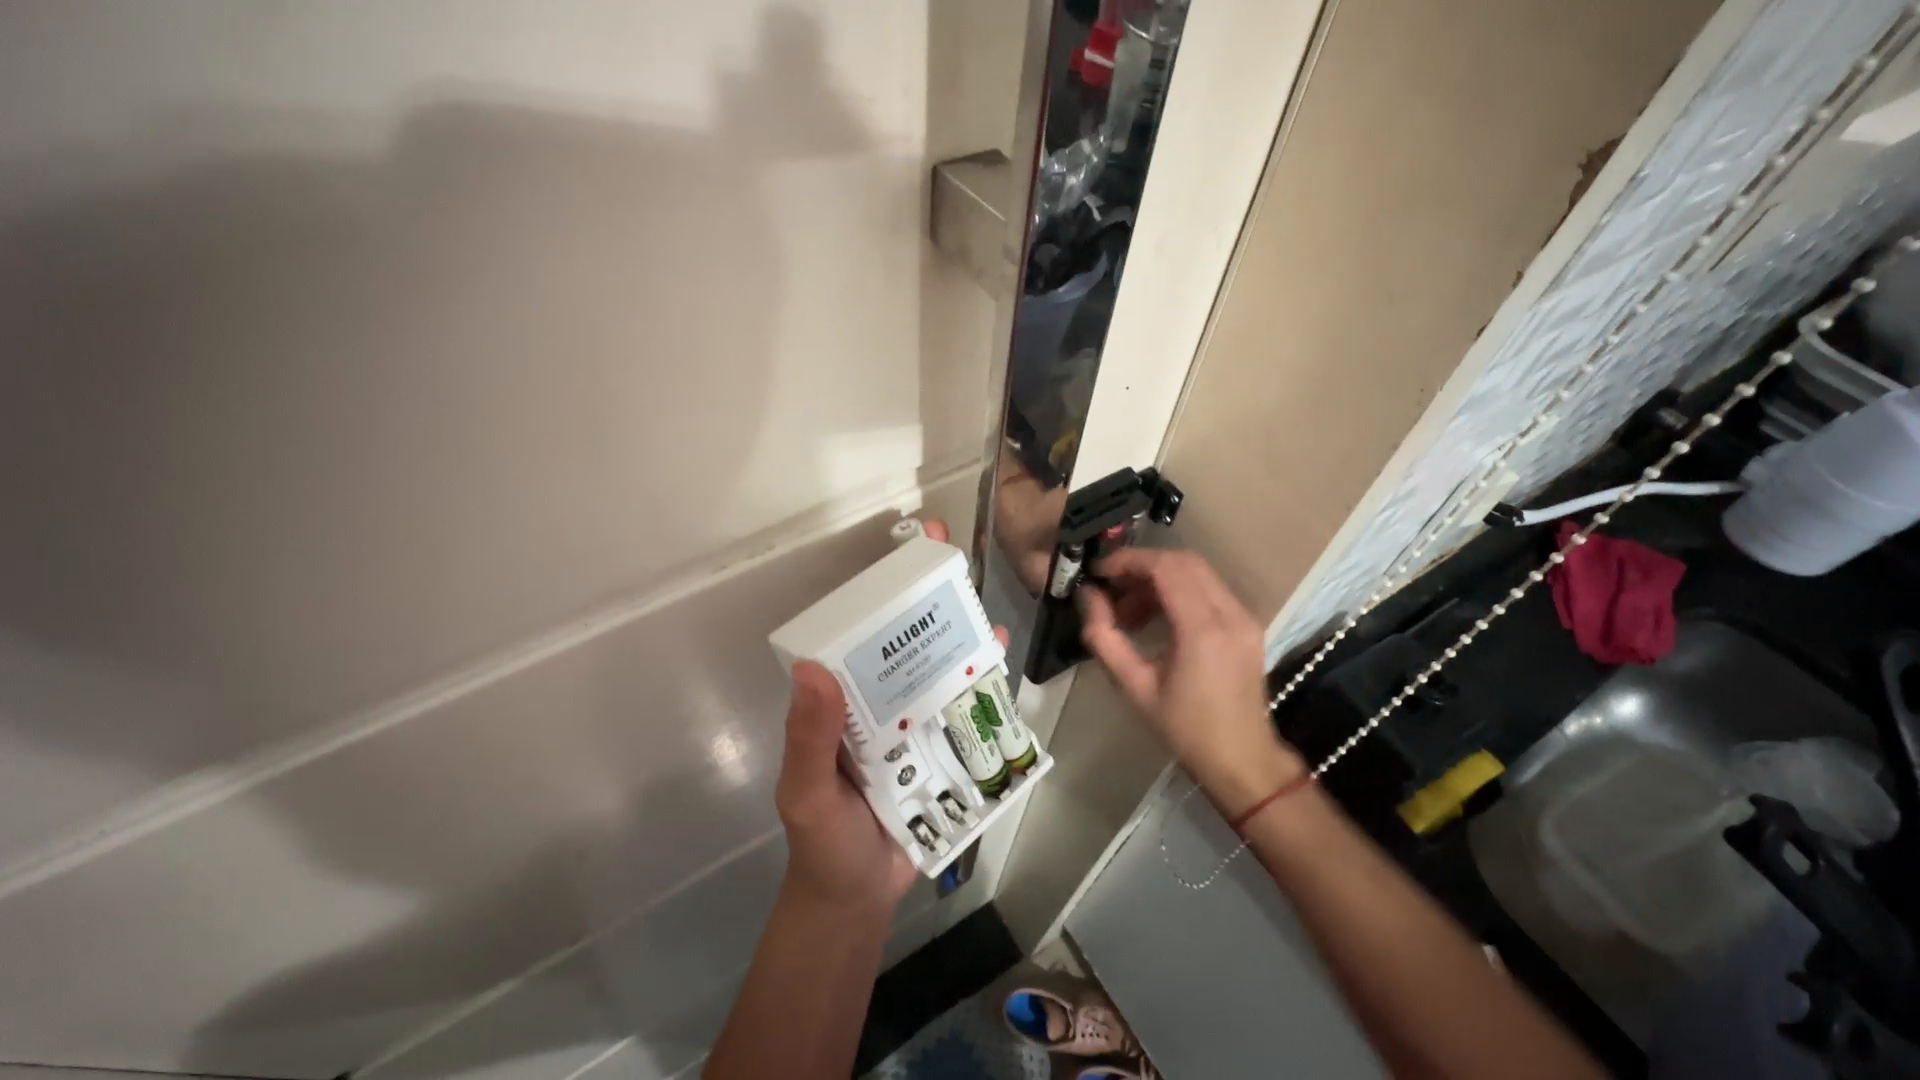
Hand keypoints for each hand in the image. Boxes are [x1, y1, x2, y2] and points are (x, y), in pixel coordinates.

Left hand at [773, 518, 1006, 911]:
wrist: (858, 900)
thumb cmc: (825, 842)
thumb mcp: (807, 790)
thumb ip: (810, 738)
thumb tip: (812, 669)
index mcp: (841, 704)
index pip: (858, 638)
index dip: (878, 594)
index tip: (901, 549)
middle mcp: (878, 706)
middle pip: (904, 645)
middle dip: (926, 603)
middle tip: (951, 561)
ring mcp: (914, 728)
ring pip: (940, 674)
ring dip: (961, 640)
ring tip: (983, 609)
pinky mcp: (945, 756)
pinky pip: (967, 716)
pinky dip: (984, 690)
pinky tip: (1001, 667)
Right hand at [1079, 549, 1305, 815]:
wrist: (1241, 758)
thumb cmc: (1184, 728)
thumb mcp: (1134, 687)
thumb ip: (1105, 637)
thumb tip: (1088, 597)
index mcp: (1203, 630)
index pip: (1166, 568)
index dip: (1129, 561)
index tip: (1100, 573)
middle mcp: (1230, 614)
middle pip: (1184, 561)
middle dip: (1143, 566)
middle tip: (1112, 588)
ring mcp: (1245, 617)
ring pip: (1199, 572)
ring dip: (1161, 579)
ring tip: (1130, 612)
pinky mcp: (1248, 624)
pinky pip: (1211, 590)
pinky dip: (1180, 591)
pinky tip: (1157, 619)